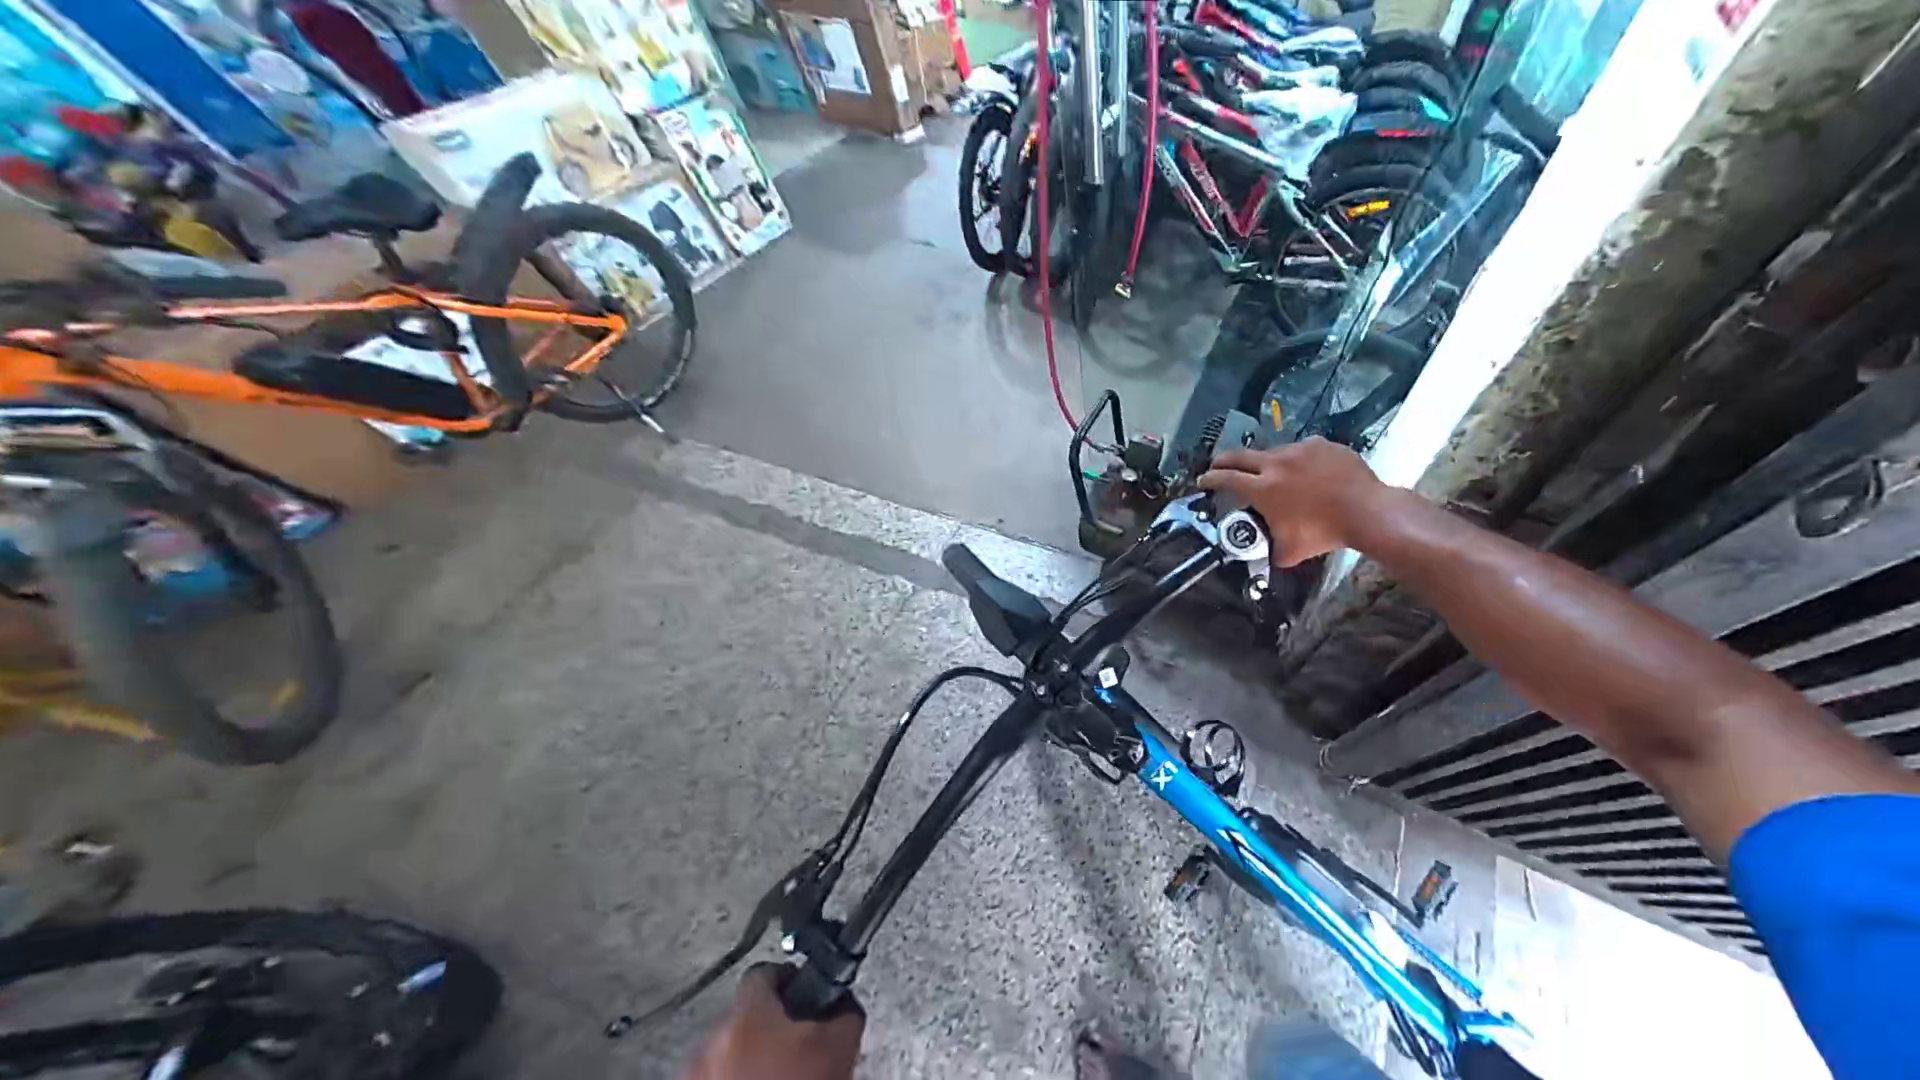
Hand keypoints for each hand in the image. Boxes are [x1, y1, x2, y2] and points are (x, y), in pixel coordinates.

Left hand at [679, 965, 863, 1079]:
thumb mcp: (840, 1051)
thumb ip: (844, 1013)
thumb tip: (840, 1002)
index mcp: (747, 1016)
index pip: (763, 973)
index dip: (788, 980)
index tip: (804, 997)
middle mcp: (709, 1042)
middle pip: (745, 1015)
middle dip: (771, 1026)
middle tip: (798, 1049)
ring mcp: (692, 1078)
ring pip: (727, 1053)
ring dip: (750, 1060)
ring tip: (778, 1079)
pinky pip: (714, 1079)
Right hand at [1196, 439, 1391, 566]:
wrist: (1368, 512)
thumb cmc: (1324, 533)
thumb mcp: (1290, 551)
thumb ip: (1271, 550)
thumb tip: (1266, 556)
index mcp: (1263, 488)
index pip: (1226, 478)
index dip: (1210, 479)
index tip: (1202, 480)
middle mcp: (1276, 463)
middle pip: (1240, 456)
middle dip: (1224, 461)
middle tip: (1218, 465)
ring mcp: (1301, 450)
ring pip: (1273, 451)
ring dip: (1264, 460)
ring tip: (1267, 470)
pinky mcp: (1323, 445)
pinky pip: (1302, 449)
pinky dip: (1297, 459)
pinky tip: (1304, 469)